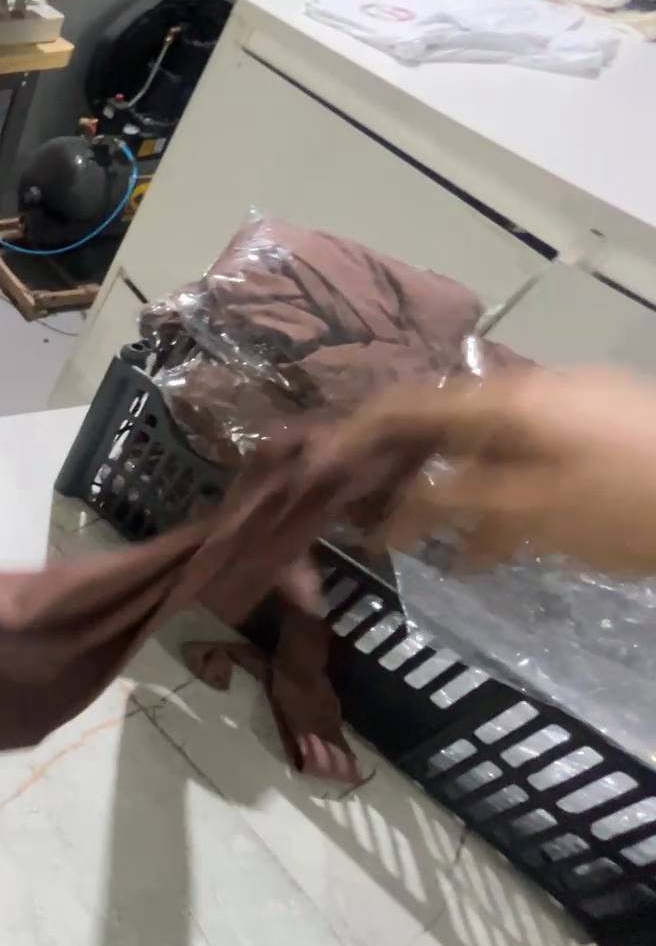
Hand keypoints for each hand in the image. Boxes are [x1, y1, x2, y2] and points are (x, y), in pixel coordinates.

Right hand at [356, 370, 655, 573]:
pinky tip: (485, 550)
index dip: (352, 437)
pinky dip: (495, 500)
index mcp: (506, 403)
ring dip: (446, 500)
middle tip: (368, 516)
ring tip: (424, 548)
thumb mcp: (528, 511)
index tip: (320, 471)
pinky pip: (525, 461)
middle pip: (438, 431)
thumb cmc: (633, 504)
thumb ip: (449, 499)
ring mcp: (573, 412)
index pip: (400, 407)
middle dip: (398, 478)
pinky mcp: (605, 433)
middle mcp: (531, 395)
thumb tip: (395, 498)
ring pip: (481, 453)